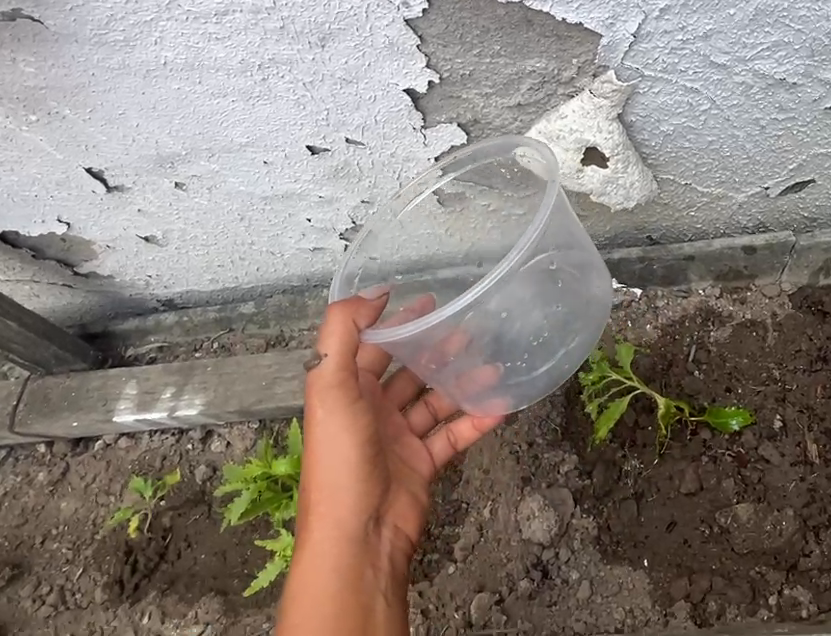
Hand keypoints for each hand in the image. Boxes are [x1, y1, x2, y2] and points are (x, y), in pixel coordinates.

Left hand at [283, 293, 502, 633]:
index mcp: (347, 390)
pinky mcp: (421, 463)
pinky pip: (452, 434)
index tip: (430, 302)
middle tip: (473, 328)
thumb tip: (376, 293)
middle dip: (439, 349)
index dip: (399, 321)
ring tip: (494, 363)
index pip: (375, 345)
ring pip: (436, 400)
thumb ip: (344, 332)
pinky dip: (475, 420)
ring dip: (463, 381)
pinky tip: (500, 405)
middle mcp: (371, 410)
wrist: (357, 537)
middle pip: (410, 370)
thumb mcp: (330, 387)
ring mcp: (398, 438)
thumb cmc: (341, 459)